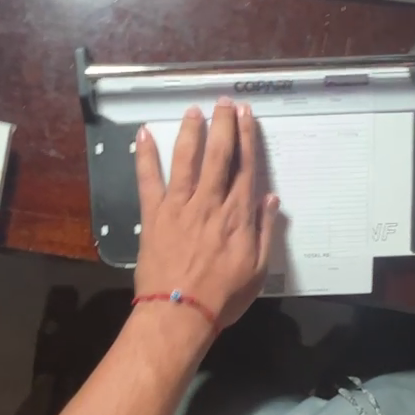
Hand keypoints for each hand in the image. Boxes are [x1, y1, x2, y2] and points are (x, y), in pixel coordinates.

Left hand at [135, 100, 279, 329]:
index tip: (247, 116)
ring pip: (186, 159)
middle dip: (222, 125)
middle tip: (224, 102)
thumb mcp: (258, 269)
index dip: (247, 138)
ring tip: (193, 111)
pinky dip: (145, 155)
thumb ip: (265, 231)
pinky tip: (143, 134)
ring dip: (190, 132)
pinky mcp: (153, 215)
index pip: (245, 168)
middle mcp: (209, 202)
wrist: (179, 312)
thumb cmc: (222, 297)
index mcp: (237, 215)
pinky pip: (148, 179)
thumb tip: (271, 197)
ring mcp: (179, 206)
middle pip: (218, 155)